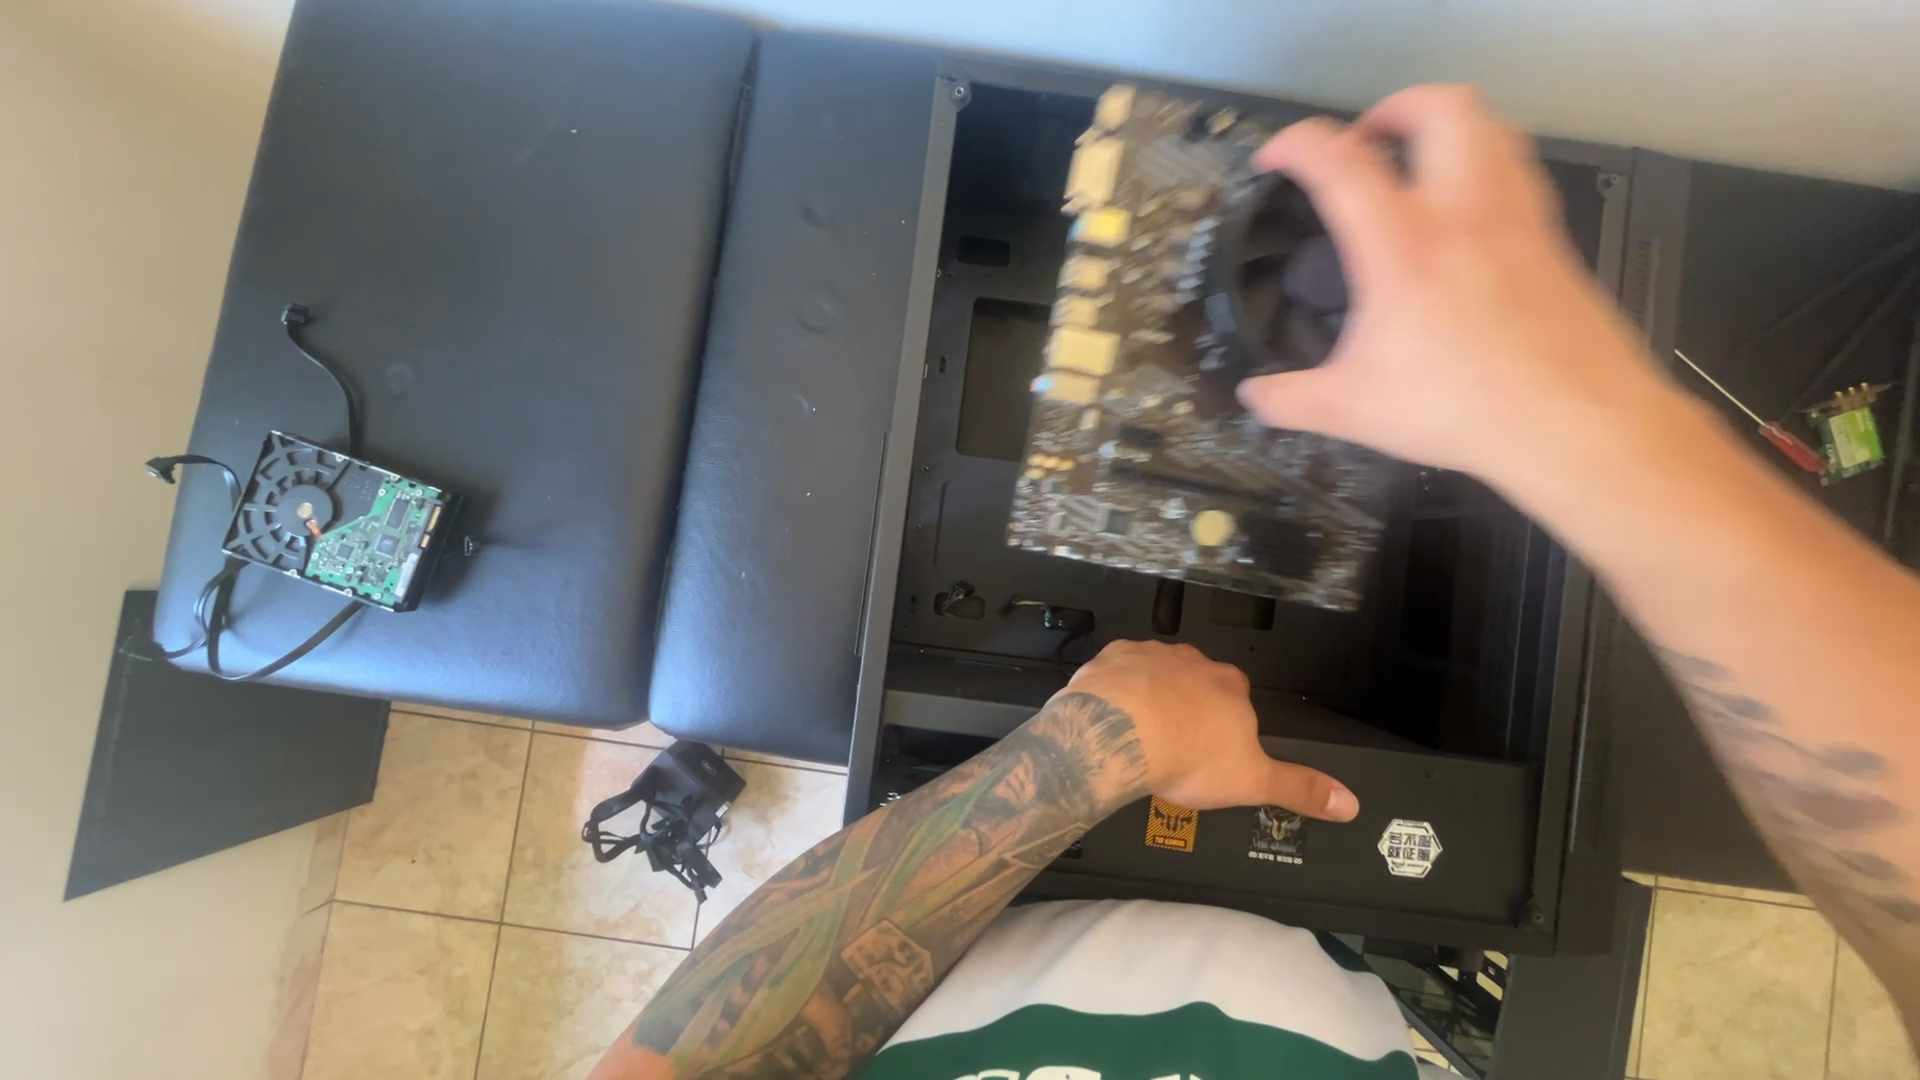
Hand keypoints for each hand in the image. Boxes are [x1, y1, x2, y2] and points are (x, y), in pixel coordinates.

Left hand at [1059, 640, 1358, 820]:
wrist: (1120, 733)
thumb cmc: (1186, 754)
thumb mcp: (1253, 781)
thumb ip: (1300, 788)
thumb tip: (1348, 802)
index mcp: (1231, 688)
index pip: (1238, 697)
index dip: (1225, 721)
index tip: (1212, 743)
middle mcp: (1194, 662)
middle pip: (1196, 679)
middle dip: (1188, 702)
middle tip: (1174, 737)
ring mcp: (1151, 655)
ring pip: (1156, 670)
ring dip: (1151, 692)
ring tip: (1141, 728)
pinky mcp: (1114, 656)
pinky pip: (1119, 666)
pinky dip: (1117, 685)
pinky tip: (1111, 710)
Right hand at [1236, 85, 1675, 481]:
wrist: (1569, 421)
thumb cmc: (1462, 407)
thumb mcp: (1348, 409)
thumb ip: (1287, 399)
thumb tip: (1254, 396)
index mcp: (1402, 248)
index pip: (1341, 164)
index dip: (1296, 146)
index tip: (1275, 157)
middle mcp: (1465, 215)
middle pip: (1438, 109)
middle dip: (1391, 110)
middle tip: (1363, 142)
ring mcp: (1516, 221)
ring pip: (1492, 126)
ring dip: (1446, 128)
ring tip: (1416, 160)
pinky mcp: (1551, 241)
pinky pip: (1520, 172)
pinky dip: (1486, 167)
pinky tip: (1466, 211)